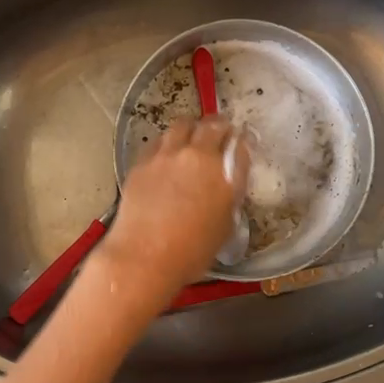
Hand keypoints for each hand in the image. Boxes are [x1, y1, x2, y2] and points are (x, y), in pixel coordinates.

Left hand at [82, 116, 249, 320]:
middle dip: (219, 126)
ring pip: (181, 125)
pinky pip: (158, 141)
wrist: (145, 256)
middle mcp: (198, 156)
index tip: (239, 142)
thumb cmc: (191, 252)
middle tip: (219, 132)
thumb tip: (224, 187)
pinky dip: (166, 143)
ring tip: (190, 137)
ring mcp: (167, 155)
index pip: (239, 145)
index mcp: (225, 174)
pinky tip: (165, 154)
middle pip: (212, 126)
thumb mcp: (224, 227)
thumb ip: (228, 198)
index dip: (241, 141)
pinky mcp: (142, 161)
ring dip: (191, 128)